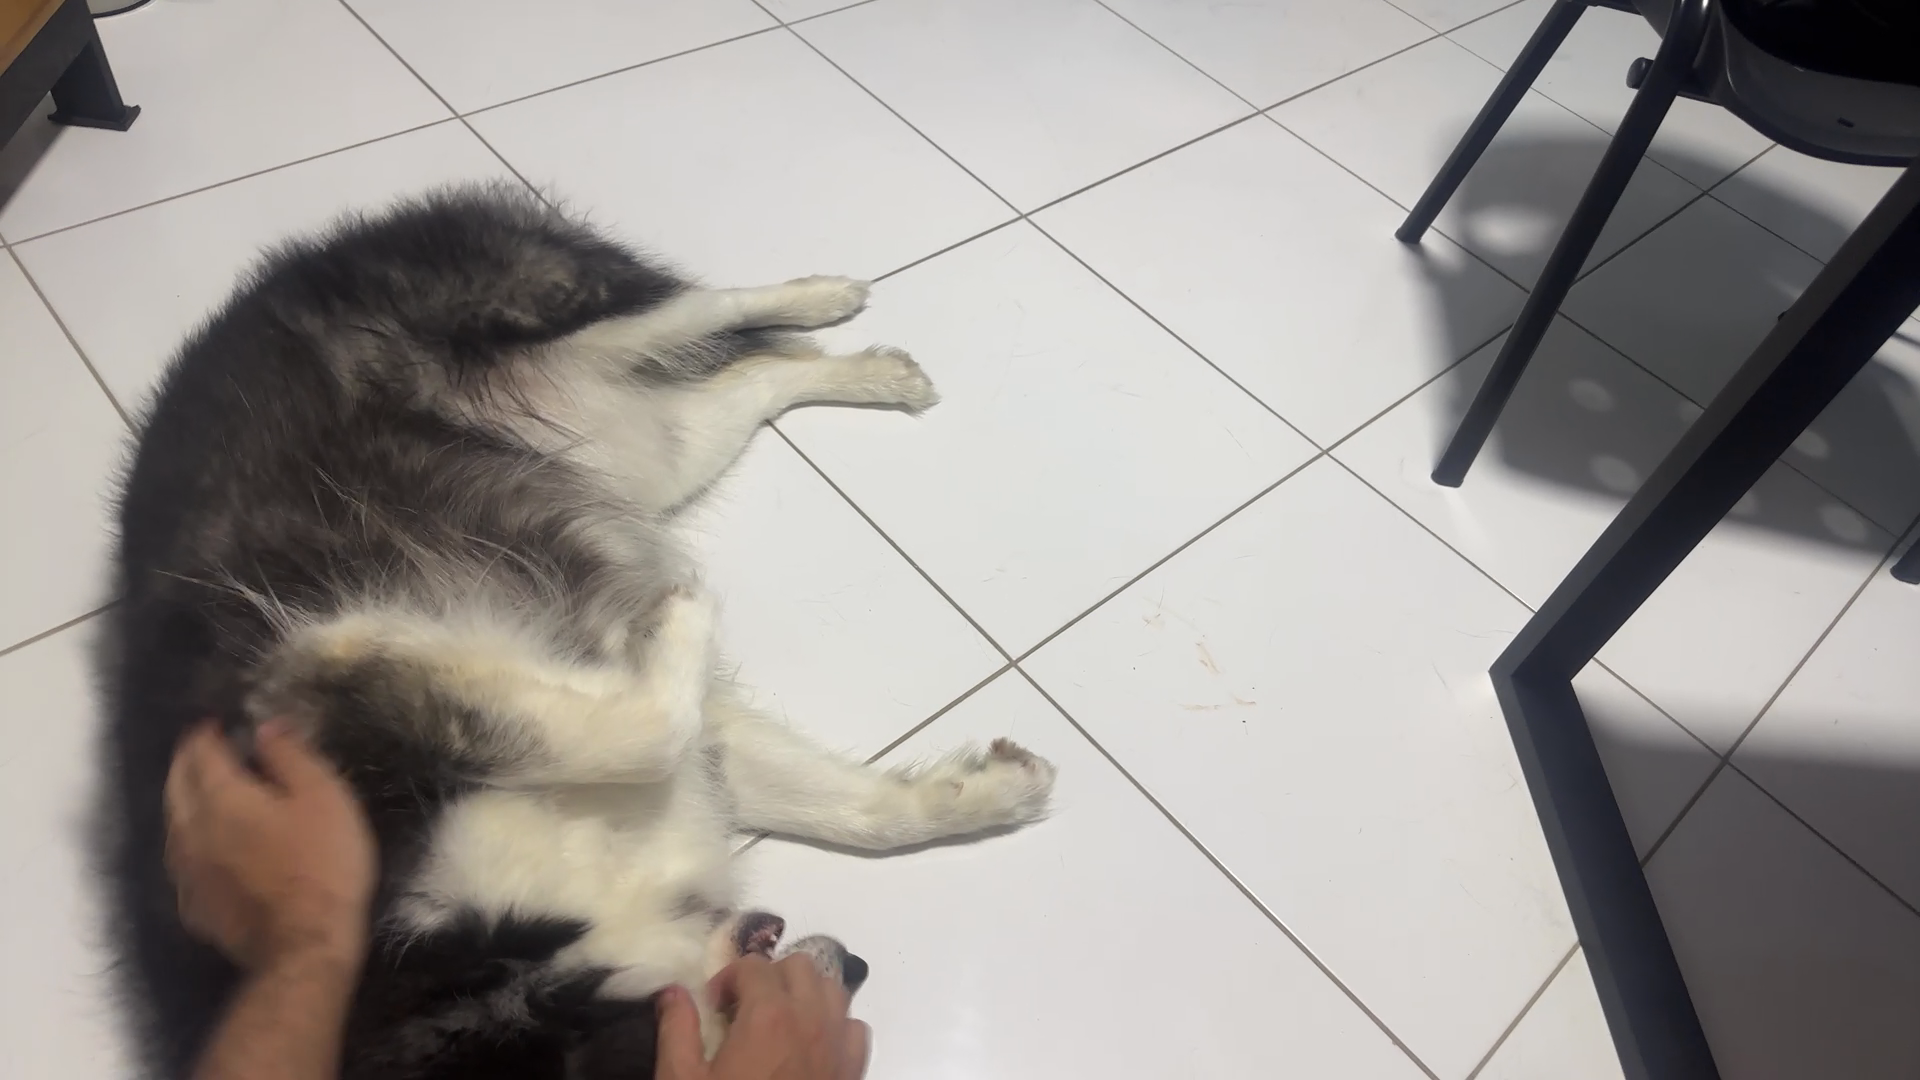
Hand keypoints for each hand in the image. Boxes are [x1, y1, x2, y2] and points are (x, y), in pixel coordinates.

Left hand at [163, 722, 376, 972]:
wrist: (304, 936)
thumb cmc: (324, 857)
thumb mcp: (325, 796)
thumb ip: (292, 759)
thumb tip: (267, 728)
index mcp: (225, 801)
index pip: (202, 759)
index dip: (206, 737)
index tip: (212, 722)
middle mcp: (193, 832)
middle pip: (177, 790)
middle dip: (186, 764)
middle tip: (199, 747)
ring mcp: (188, 871)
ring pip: (174, 824)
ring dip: (182, 799)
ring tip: (198, 787)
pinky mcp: (195, 900)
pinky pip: (182, 855)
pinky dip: (190, 833)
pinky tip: (205, 840)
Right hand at [657, 955, 870, 1079]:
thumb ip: (677, 1031)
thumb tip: (672, 991)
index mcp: (768, 1014)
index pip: (753, 965)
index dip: (729, 978)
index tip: (713, 1006)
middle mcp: (810, 1016)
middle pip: (799, 966)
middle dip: (770, 977)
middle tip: (744, 1010)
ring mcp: (837, 1042)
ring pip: (831, 988)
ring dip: (806, 993)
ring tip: (779, 1021)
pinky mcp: (853, 1070)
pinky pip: (853, 1026)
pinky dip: (835, 1024)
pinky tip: (812, 1047)